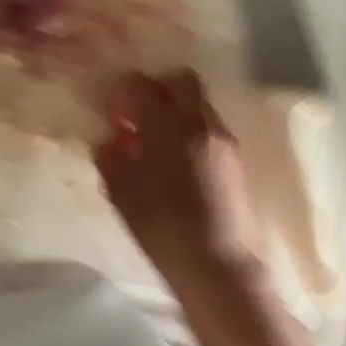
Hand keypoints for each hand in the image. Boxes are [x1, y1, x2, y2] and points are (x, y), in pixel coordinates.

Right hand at [94, 69, 262, 269]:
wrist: (218, 264)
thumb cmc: (161, 228)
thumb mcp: (121, 193)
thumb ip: (109, 156)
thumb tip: (110, 138)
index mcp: (167, 126)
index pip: (141, 85)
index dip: (122, 91)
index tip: (112, 111)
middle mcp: (199, 123)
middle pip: (181, 81)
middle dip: (156, 88)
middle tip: (137, 115)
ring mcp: (222, 139)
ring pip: (198, 103)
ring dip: (175, 110)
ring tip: (156, 142)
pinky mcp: (235, 158)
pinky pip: (209, 126)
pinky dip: (190, 129)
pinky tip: (176, 161)